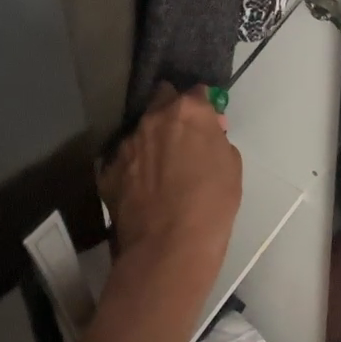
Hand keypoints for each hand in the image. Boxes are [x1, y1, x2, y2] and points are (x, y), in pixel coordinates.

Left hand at [98, 84, 242, 272]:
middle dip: (172, 112)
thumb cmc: (212, 205)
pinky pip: (124, 161)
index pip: (196, 92)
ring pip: (141, 131)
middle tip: (182, 138)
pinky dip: (133, 169)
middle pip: (162, 99)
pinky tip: (142, 190)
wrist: (168, 249)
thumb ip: (216, 139)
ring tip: (160, 171)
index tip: (207, 123)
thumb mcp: (232, 164)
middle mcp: (154, 118)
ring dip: (151, 141)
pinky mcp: (108, 171)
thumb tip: (206, 135)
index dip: (203, 107)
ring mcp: (127, 144)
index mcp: (188, 110)